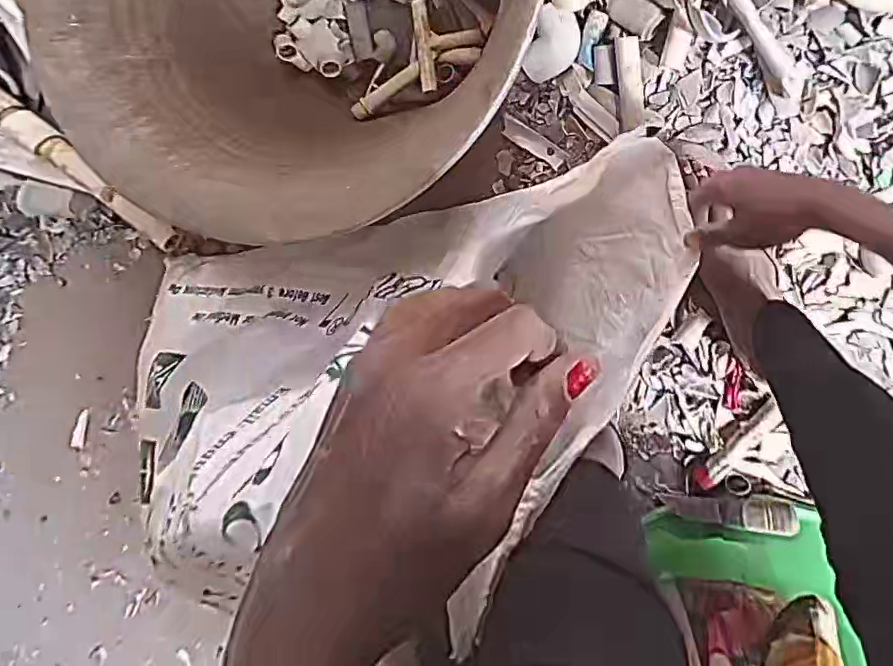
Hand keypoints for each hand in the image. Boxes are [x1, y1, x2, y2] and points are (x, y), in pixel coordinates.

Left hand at [229, 288, 597, 665]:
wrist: (318, 594)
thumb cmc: (396, 565)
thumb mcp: (489, 502)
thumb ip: (537, 422)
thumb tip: (574, 372)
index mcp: (435, 388)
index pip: (516, 324)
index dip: (550, 346)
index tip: (557, 375)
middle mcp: (396, 360)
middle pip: (478, 299)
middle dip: (517, 328)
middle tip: (532, 375)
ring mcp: (368, 361)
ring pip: (442, 299)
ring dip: (479, 320)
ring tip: (498, 368)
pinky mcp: (354, 373)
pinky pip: (408, 318)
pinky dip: (442, 323)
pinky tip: (453, 363)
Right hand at [689, 167, 841, 248]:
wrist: (816, 201)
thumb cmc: (779, 215)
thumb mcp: (739, 235)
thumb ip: (712, 237)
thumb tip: (692, 239)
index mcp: (718, 186)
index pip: (692, 198)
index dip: (690, 215)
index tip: (692, 228)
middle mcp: (731, 175)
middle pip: (709, 191)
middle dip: (706, 209)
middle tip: (707, 227)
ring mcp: (750, 173)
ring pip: (728, 189)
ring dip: (725, 205)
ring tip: (732, 225)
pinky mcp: (767, 177)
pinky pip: (744, 188)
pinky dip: (742, 201)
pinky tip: (754, 216)